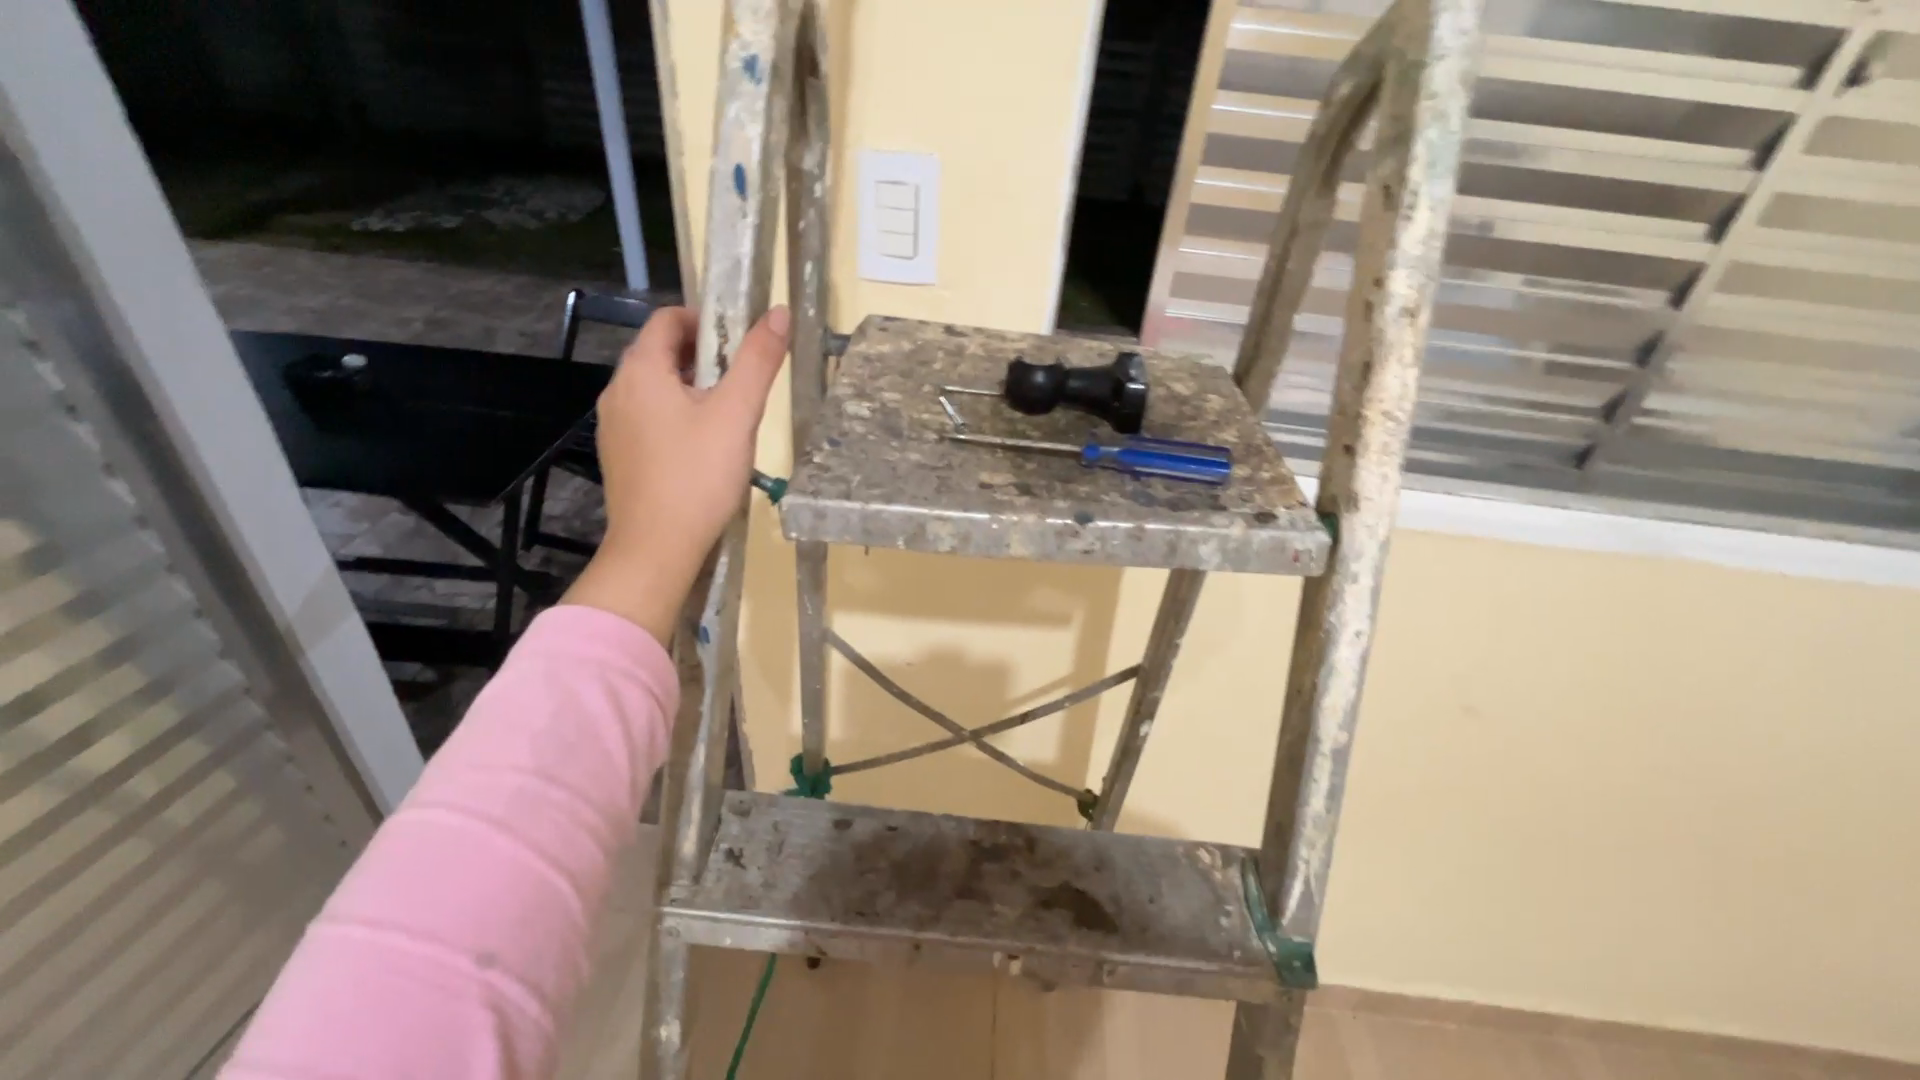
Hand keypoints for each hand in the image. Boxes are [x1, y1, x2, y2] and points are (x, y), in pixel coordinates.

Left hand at [562, 305, 789, 643]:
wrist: (655, 550)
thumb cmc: (697, 477)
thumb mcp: (737, 414)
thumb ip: (758, 360)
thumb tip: (780, 312)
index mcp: (640, 371)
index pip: (668, 320)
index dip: (707, 320)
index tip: (743, 343)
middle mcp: (618, 392)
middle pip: (662, 354)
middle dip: (706, 358)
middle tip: (745, 383)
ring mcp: (614, 428)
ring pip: (657, 390)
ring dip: (694, 391)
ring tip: (731, 419)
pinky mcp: (620, 458)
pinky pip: (650, 421)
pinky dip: (678, 419)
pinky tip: (705, 451)